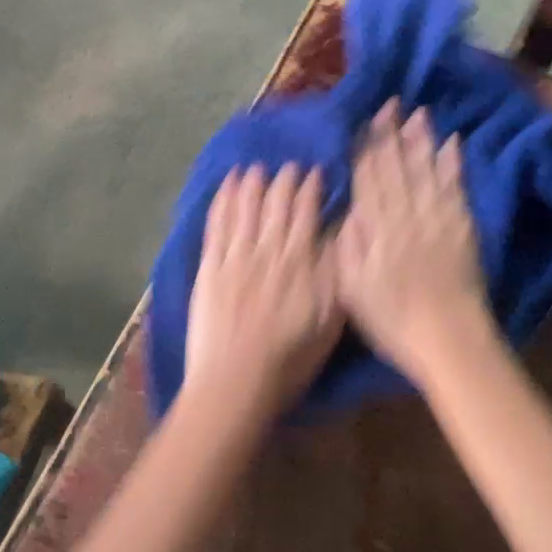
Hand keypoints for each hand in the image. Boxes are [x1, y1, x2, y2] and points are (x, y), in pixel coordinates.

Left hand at [184, 163, 343, 413]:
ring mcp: (235, 257)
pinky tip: (226, 185)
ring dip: (252, 184)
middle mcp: (268, 250)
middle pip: (277, 204)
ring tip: (257, 167)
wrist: (235, 385)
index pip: (307, 211)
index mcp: (301, 260)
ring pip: (245, 207)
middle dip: (285, 180)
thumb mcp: (331, 317)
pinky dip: (222, 200)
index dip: (312, 187)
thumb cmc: (291, 358)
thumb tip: (341, 231)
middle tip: (290, 166)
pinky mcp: (210, 268)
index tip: (316, 170)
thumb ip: (336, 270)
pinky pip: (217, 224)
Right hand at [337, 100, 491, 381]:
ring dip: (422, 140)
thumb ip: (346, 244)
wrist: (447, 337)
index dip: (367, 148)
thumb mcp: (351, 288)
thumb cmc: (392, 320)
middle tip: (392, 104)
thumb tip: (345, 208)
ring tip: (418, 113)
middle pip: (397, 166)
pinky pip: (455, 186)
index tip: (367, 121)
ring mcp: (437, 216)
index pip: (369, 178)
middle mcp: (405, 213)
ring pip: (426, 169)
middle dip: (393, 134)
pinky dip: (453, 164)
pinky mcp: (463, 226)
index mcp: (376, 228)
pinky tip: (451, 143)